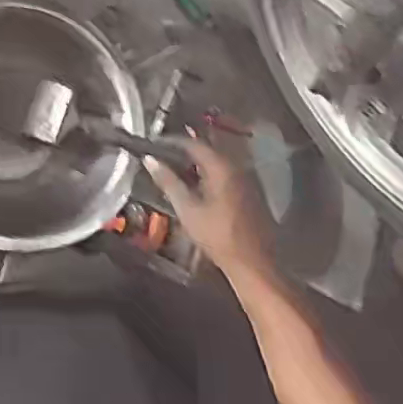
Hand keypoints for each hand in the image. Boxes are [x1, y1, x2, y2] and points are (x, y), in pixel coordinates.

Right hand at [144, 134, 273, 272]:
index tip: (154, 144)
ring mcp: (246, 177)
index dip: (172, 141)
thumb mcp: (187, 209)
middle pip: (209, 147)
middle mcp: (237, 166)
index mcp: (221, 167)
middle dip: (185, 148)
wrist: (252, 262)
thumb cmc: (217, 235)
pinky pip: (226, 170)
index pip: (194, 143)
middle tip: (163, 153)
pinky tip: (197, 183)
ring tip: (176, 167)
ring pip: (218, 159)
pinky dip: (209, 171)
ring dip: (197, 160)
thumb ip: (168, 182)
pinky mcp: (250, 190)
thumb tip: (150, 160)